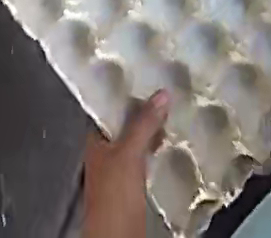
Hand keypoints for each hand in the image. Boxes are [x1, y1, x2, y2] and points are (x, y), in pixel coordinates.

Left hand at [81, 91, 169, 237]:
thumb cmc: (114, 196)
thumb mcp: (129, 155)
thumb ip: (143, 123)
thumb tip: (163, 92)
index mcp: (96, 140)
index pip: (110, 106)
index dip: (128, 90)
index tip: (148, 74)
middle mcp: (105, 151)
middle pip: (126, 122)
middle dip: (144, 108)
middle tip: (168, 89)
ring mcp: (118, 169)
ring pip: (137, 139)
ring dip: (153, 127)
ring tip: (174, 110)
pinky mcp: (132, 185)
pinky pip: (146, 157)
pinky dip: (157, 147)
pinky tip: (171, 141)